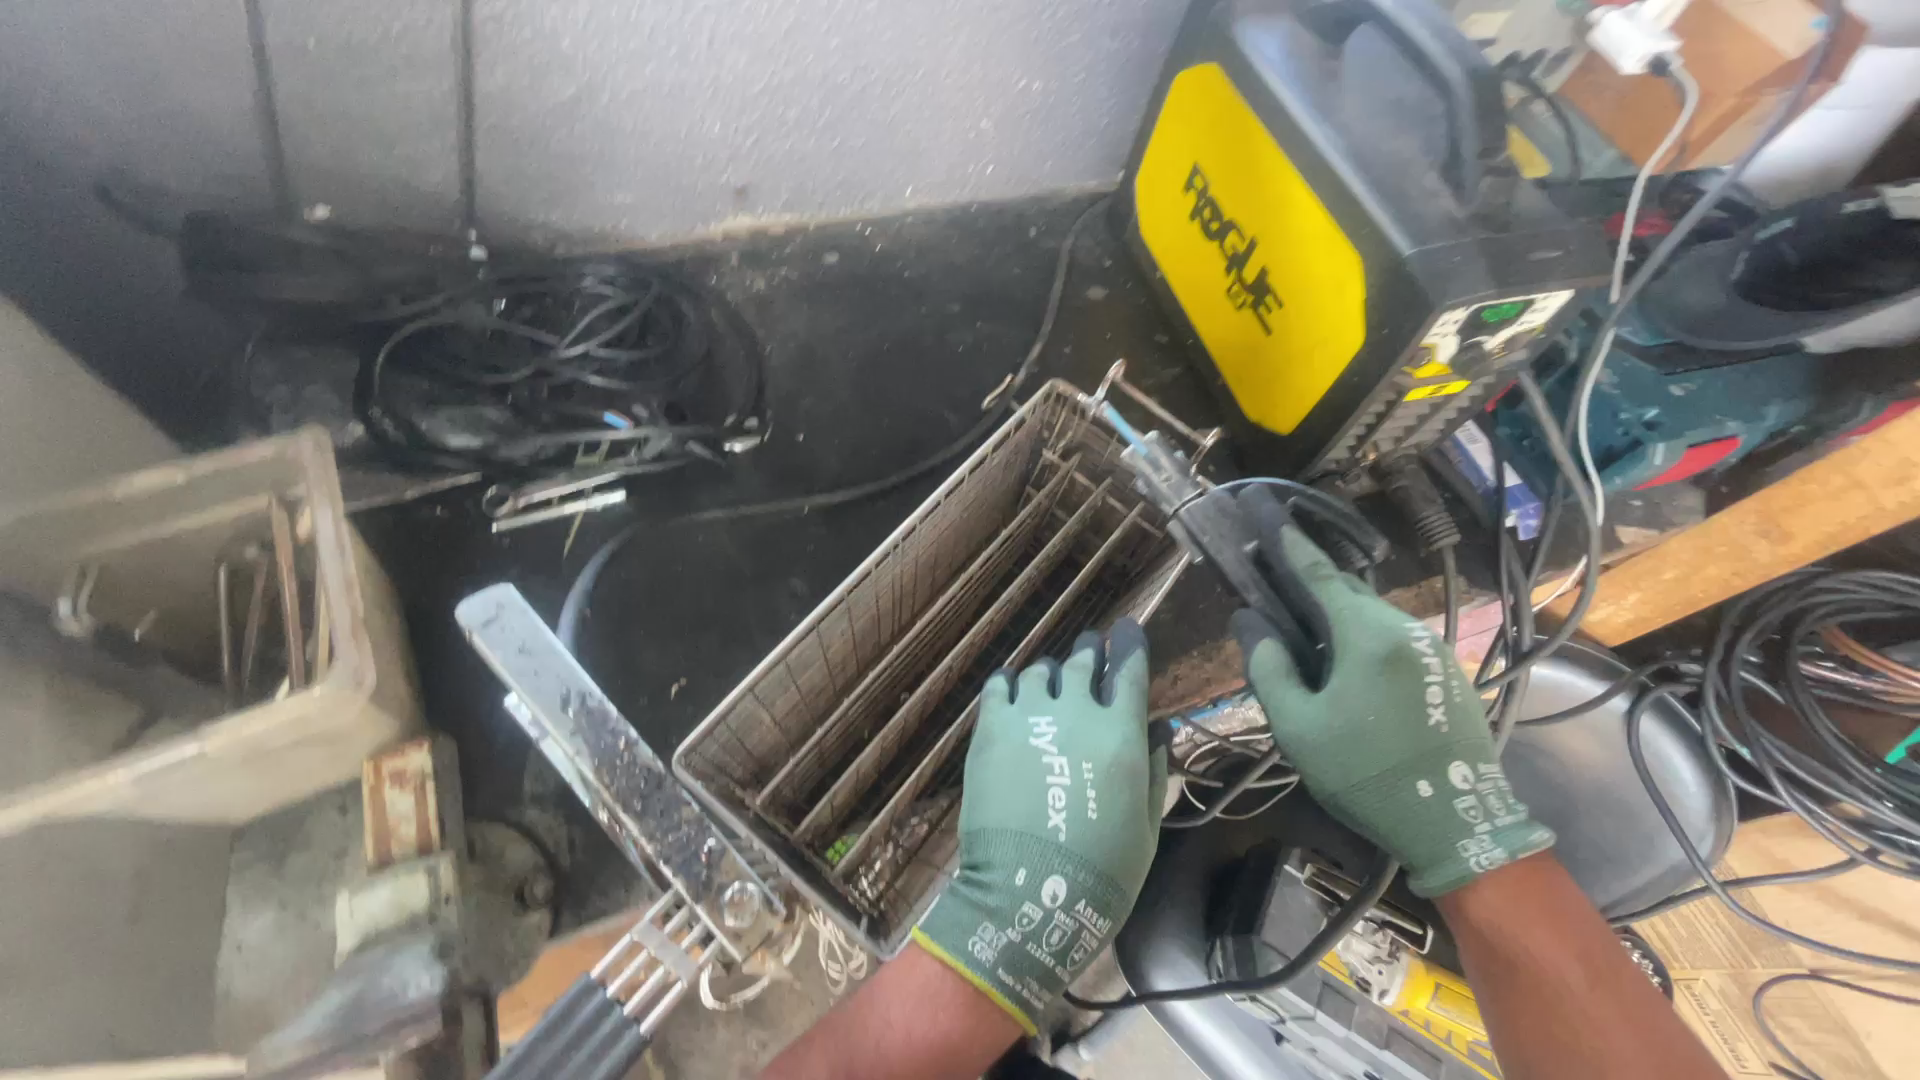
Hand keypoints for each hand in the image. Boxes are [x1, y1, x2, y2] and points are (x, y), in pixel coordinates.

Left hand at [913, 619, 1164, 1033]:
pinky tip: (1012, 693)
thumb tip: (1157, 725)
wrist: (1030, 892)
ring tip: (1048, 684)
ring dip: (1049, 674)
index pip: (1129, 669)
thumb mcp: (1146, 825)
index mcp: (1121, 734)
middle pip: (1082, 661)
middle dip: (1089, 652)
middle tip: (1088, 653)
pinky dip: (1008, 684)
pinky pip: (999, 685)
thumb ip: (1154, 767)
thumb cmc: (1101, 869)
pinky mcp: (991, 727)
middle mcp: (1076, 712)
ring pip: (1040, 670)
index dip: (1129, 643)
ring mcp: (1029, 715)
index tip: (1127, 629)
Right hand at [1230, 500, 1552, 897]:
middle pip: (1349, 591)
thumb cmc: (1365, 775)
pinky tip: (1345, 664)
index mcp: (1368, 635)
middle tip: (1275, 575)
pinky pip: (1394, 640)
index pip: (1320, 574)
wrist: (1456, 825)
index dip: (1290, 544)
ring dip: (1336, 614)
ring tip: (1304, 626)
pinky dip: (1362, 637)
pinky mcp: (1447, 676)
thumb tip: (1248, 620)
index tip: (1269, 514)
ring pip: (1374, 617)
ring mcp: (1434, 652)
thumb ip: (1270, 667)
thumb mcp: (1298, 726)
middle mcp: (1406, 631)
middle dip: (1311, 579)